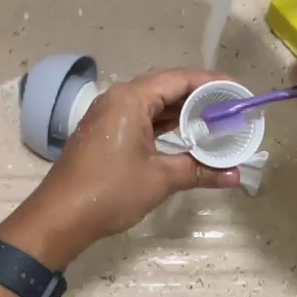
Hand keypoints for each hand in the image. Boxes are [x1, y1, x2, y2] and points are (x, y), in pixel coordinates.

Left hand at [0, 68, 239, 266]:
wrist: (59, 218)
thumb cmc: (109, 191)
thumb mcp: (160, 179)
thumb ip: (199, 170)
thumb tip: (235, 176)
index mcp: (130, 99)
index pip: (178, 79)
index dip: (211, 82)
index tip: (237, 91)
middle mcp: (118, 99)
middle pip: (166, 86)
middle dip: (199, 95)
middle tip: (230, 106)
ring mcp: (109, 116)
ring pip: (153, 104)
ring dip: (183, 111)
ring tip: (216, 120)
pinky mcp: (105, 134)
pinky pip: (142, 118)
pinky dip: (166, 124)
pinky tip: (186, 136)